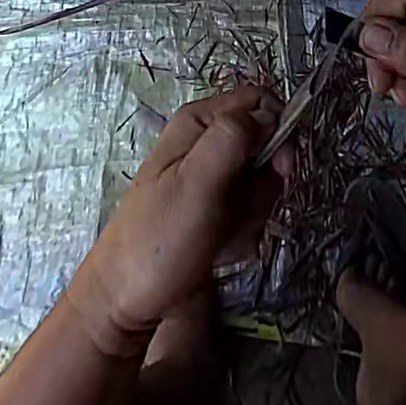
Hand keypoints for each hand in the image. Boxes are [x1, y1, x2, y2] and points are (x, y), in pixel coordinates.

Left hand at [66, 86, 291, 355]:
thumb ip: (230, 139)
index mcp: (198, 121)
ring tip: (225, 233)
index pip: (260, 101)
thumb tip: (266, 114)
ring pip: (264, 178)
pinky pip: (252, 205)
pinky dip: (246, 228)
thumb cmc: (157, 241)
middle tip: (246, 209)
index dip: (279, 129)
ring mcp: (212, 173)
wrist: (123, 303)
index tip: (282, 168)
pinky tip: (221, 246)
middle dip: (266, 180)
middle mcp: (207, 140)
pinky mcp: (216, 204)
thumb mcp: (195, 184)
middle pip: (268, 142)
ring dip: (255, 210)